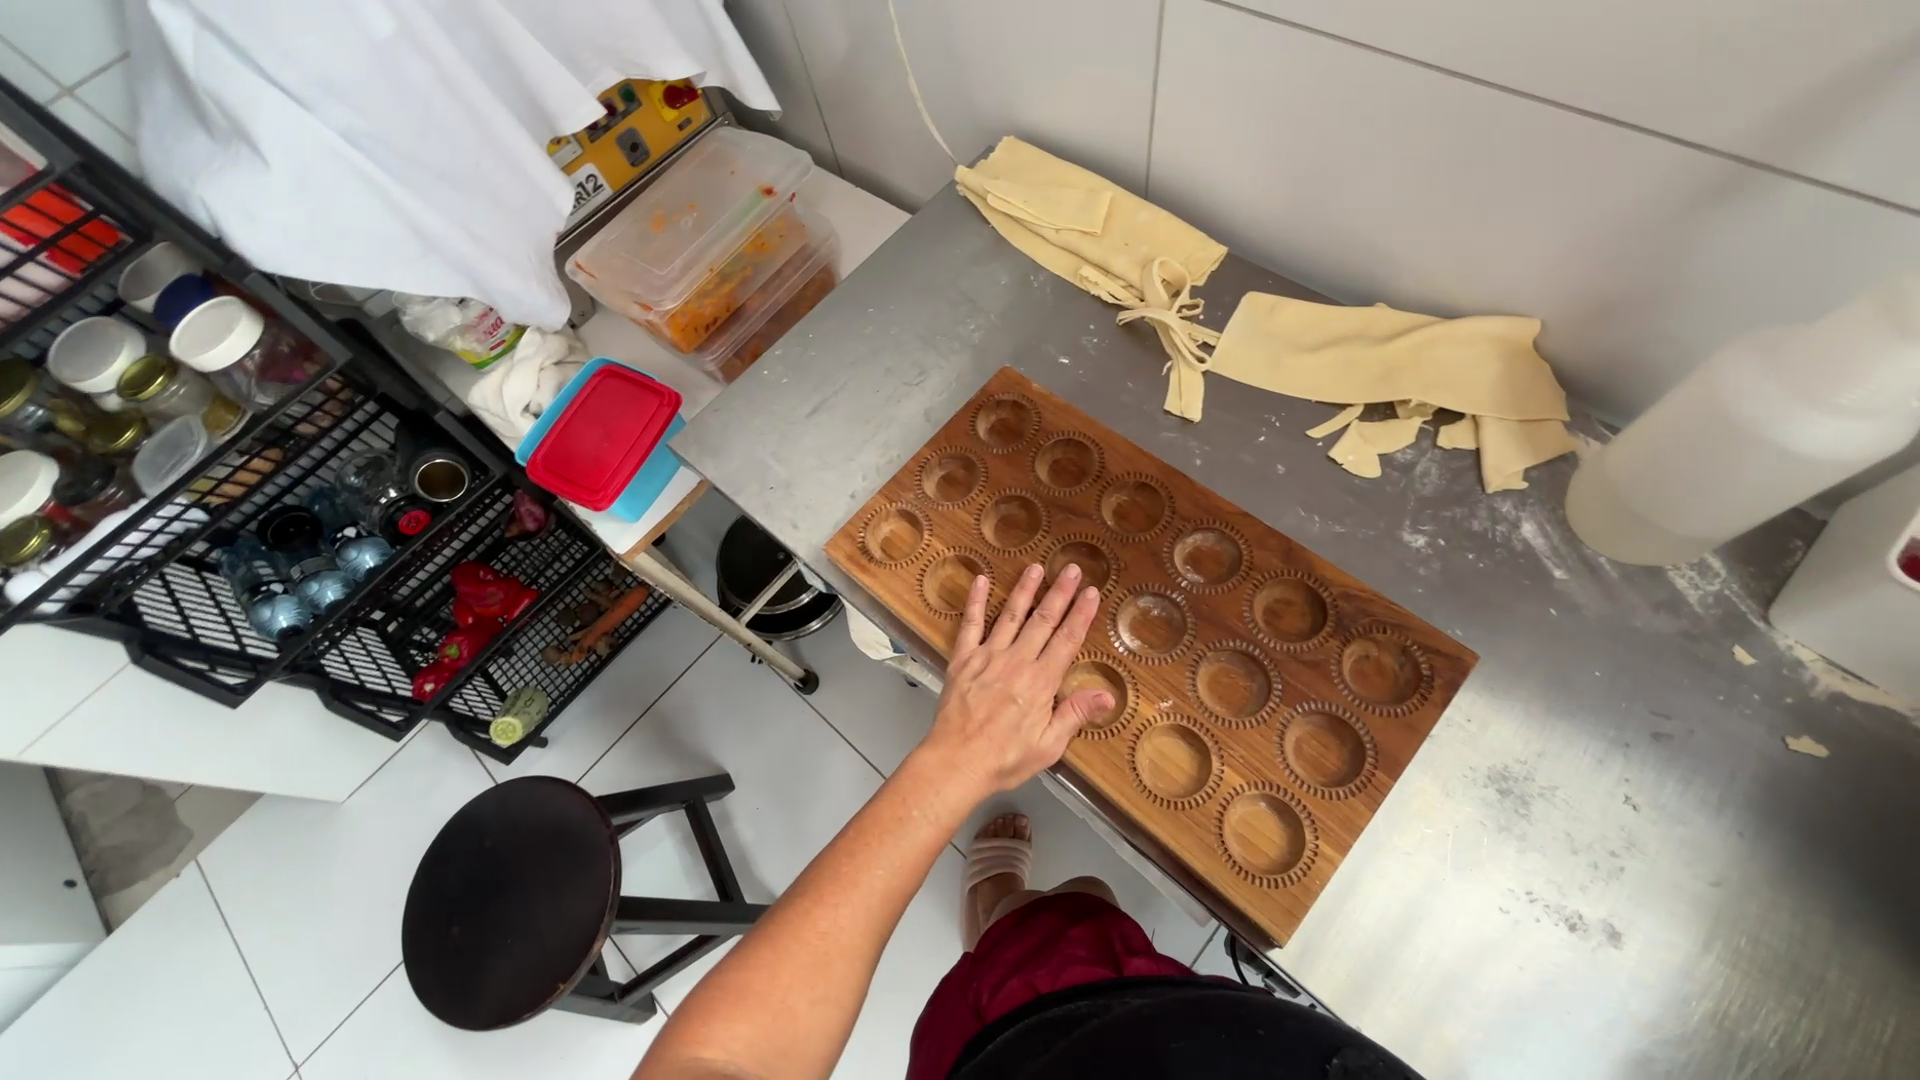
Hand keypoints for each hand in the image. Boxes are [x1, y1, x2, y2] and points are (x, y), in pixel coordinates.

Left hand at [915, 563, 1107, 797]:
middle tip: (1071, 569)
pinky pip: (970, 625)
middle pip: (1043, 620)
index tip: (1091, 592)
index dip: (1081, 614)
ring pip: (1011, 615)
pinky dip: (976, 601)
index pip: (1067, 640)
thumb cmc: (1004, 759)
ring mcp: (987, 657)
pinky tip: (981, 581)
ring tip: (1036, 567)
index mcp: (1041, 682)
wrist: (957, 762)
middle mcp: (1016, 662)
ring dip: (1025, 590)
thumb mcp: (1049, 745)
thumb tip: (1107, 695)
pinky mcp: (962, 660)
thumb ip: (1075, 714)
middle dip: (1059, 593)